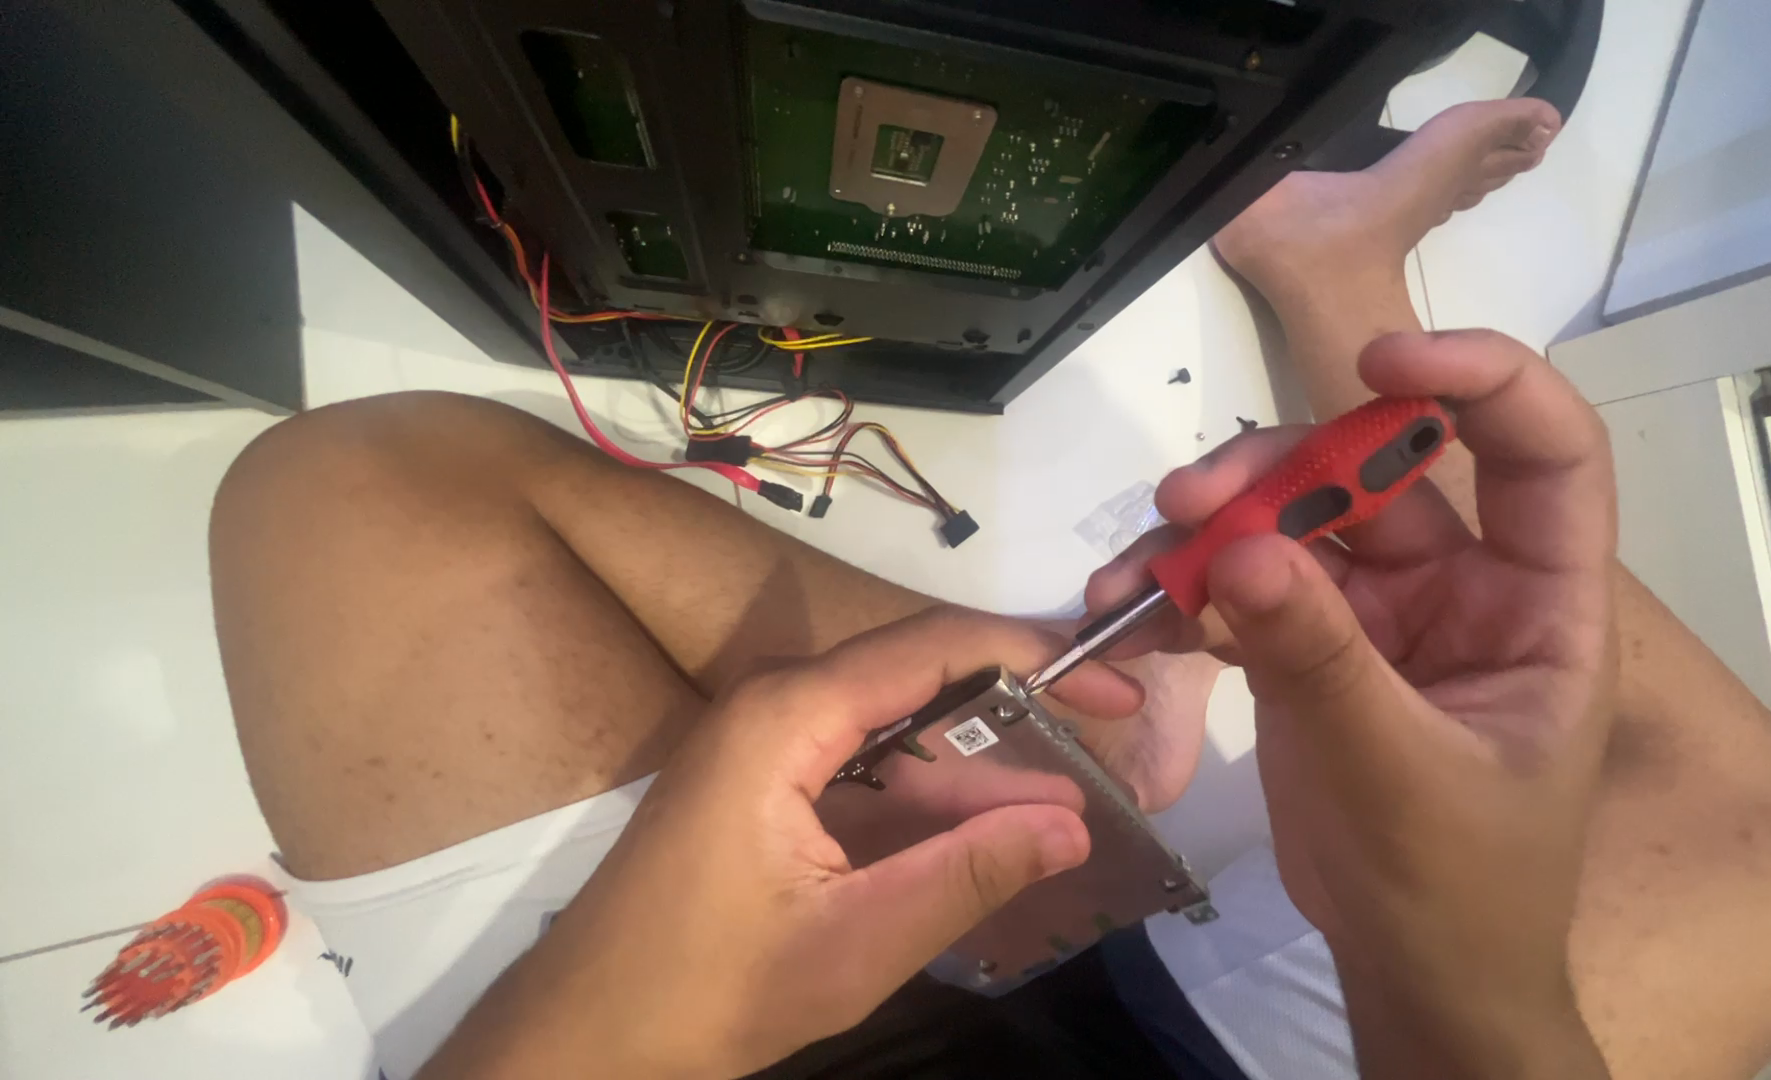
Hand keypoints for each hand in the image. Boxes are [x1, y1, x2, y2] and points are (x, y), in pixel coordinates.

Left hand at [417, 608, 1140, 1079]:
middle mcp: (781, 699)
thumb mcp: (853, 944)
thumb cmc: (706, 989)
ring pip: (900, 725)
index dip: (1031, 656)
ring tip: (1065, 800)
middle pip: (921, 672)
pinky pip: (869, 762)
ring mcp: (772, 734)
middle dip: (1017, 698)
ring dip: (977, 765)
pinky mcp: (772, 772)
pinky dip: (931, 792)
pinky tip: (989, 825)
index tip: (1106, 684)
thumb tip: (1072, 827)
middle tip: (1103, 721)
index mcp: (791, 713)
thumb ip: (967, 875)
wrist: (581, 1041)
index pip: (933, 647)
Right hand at [1090, 331, 1617, 1075]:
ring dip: (1196, 539)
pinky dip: (1174, 599)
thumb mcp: (1398, 770)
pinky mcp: (1296, 641)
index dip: (1476, 383)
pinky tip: (1124, 622)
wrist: (1402, 959)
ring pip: (1276, 527)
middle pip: (1360, 479)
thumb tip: (1239, 549)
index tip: (1374, 357)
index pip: (1539, 454)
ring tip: (1126, 581)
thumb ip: (1322, 658)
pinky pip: (1230, 589)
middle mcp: (1448, 584)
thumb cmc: (1452, 881)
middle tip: (1181, 504)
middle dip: (1265, 478)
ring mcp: (1363, 609)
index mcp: (1534, 602)